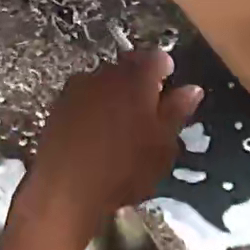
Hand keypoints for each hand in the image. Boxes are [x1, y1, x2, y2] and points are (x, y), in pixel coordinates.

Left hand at [13, 49, 203, 244]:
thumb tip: (191, 90)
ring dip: (115, 96)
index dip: (166, 70)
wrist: (65, 191)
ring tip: (123, 128)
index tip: (170, 88)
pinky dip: (94, 109)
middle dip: (140, 83)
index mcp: (136, 76)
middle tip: (150, 112)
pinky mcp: (58, 105)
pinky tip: (97, 136)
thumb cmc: (124, 168)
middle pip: (129, 67)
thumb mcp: (163, 145)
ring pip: (105, 83)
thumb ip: (177, 111)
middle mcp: (106, 73)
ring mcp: (78, 87)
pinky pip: (84, 99)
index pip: (157, 58)